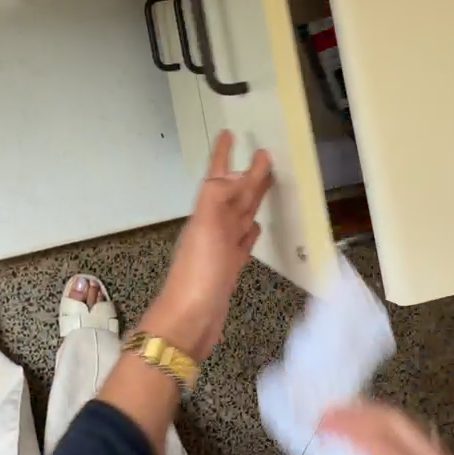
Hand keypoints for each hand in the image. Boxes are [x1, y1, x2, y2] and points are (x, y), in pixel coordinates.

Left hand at [141, 131, 271, 359]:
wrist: (189, 321)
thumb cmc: (197, 274)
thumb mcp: (206, 228)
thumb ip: (217, 197)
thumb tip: (237, 174)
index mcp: (206, 213)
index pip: (217, 176)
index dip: (222, 155)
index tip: (228, 133)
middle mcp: (213, 226)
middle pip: (234, 193)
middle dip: (247, 174)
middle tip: (263, 154)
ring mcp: (220, 248)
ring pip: (240, 215)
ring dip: (251, 198)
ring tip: (264, 182)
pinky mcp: (229, 268)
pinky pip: (242, 243)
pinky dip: (249, 232)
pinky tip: (255, 227)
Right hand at [321, 402, 453, 454]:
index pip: (382, 443)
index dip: (347, 427)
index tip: (321, 424)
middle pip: (401, 425)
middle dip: (361, 414)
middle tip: (330, 415)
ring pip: (417, 431)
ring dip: (379, 421)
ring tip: (349, 424)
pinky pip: (429, 450)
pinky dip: (399, 438)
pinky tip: (380, 443)